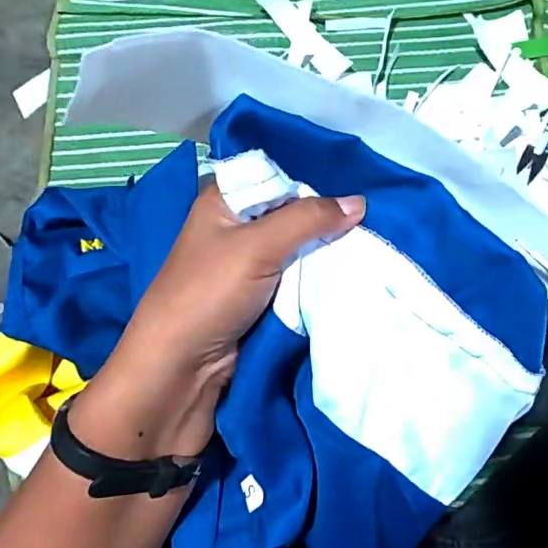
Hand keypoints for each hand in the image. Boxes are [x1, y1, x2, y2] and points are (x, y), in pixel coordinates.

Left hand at [69, 182, 364, 458]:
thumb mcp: (258, 246)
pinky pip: (295, 276)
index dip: (311, 185)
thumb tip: (359, 202)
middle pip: (291, 213)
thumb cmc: (210, 293)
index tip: (349, 198)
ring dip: (324, 252)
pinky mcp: (258, 295)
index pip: (277, 178)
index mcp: (224, 201)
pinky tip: (345, 272)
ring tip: (366, 248)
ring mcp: (247, 263)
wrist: (181, 369)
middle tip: (366, 224)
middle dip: (324, 221)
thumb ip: (308, 219)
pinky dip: (316, 276)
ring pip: (297, 247)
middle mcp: (235, 226)